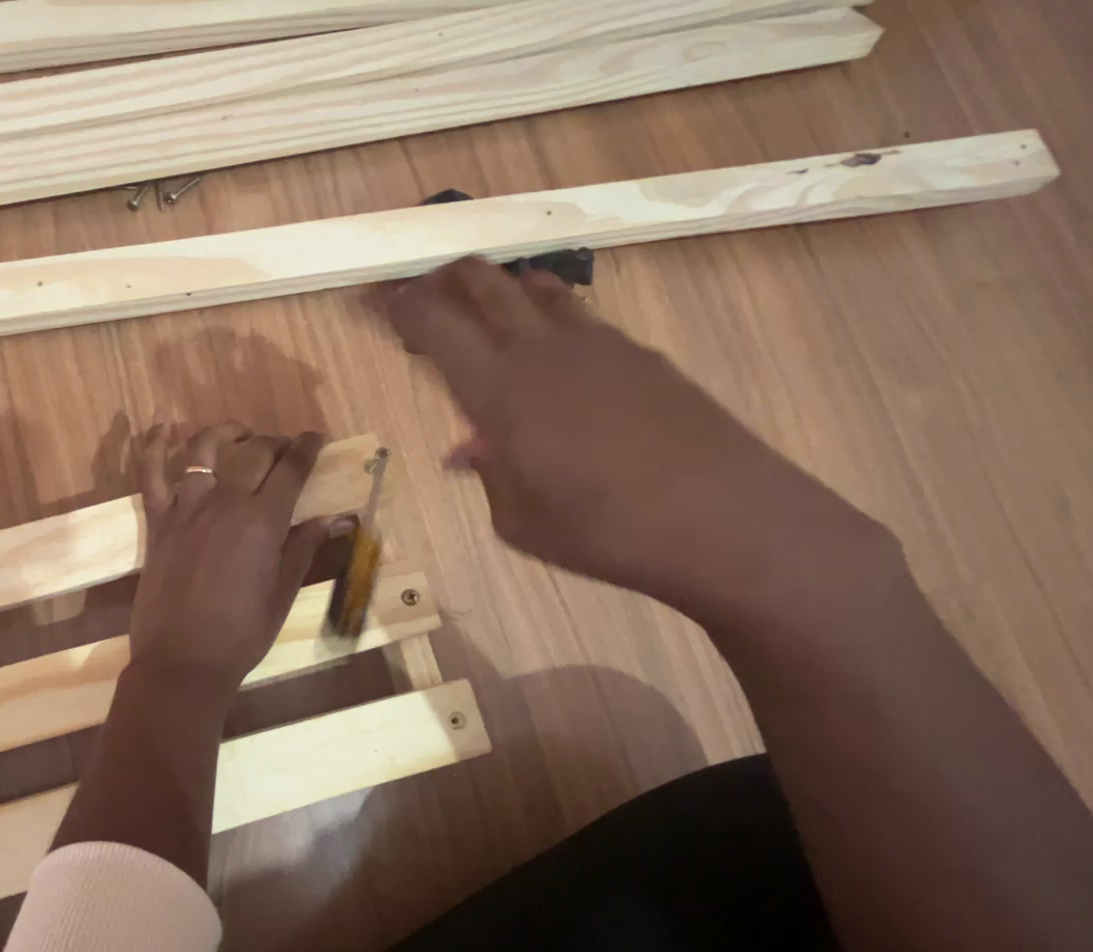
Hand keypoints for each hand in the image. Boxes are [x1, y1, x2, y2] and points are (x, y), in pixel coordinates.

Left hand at [129, 422, 335, 687]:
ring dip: (225, 434)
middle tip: (285, 449)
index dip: (308, 448)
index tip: (317, 438)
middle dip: (276, 443)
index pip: (292, 469)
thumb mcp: (282, 592)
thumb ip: (304, 547)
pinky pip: (151, 474)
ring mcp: (187, 508)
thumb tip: (335, 518)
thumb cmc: (242, 634)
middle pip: (255, 454)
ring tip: (238, 433)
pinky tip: (161, 427)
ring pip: (204, 450)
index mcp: (263, 521)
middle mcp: (226, 503)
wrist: (183, 661)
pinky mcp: (158, 521)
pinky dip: (155, 446)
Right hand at [382, 257, 884, 620]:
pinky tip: (551, 356)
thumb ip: (488, 473)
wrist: (723, 519)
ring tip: (483, 312)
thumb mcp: (518, 519)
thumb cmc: (601, 531)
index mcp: (498, 388)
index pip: (432, 324)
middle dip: (441, 278)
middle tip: (419, 294)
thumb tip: (468, 450)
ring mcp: (595, 342)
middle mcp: (541, 348)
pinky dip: (546, 317)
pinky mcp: (638, 352)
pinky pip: (576, 315)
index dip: (395, 304)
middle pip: (481, 281)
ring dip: (498, 289)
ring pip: (533, 286)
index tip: (369, 297)